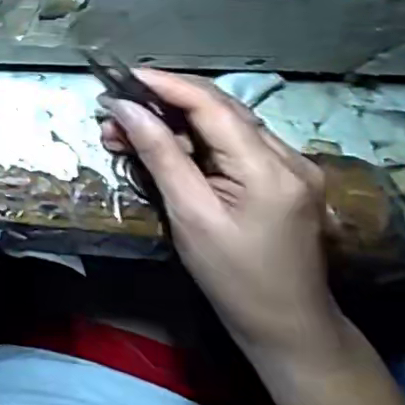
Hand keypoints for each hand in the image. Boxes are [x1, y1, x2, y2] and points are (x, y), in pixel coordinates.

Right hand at [99, 69, 341, 362]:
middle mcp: (288, 156)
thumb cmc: (234, 277)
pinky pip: (232, 142)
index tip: (123, 77)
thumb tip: (124, 108)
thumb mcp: (189, 214)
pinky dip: (193, 137)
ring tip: (126, 129)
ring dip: (174, 120)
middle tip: (114, 109)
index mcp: (269, 168)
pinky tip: (162, 144)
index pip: (212, 106)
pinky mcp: (282, 176)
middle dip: (163, 101)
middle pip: (219, 107)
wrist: (288, 327)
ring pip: (223, 122)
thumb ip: (160, 154)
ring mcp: (290, 165)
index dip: (166, 85)